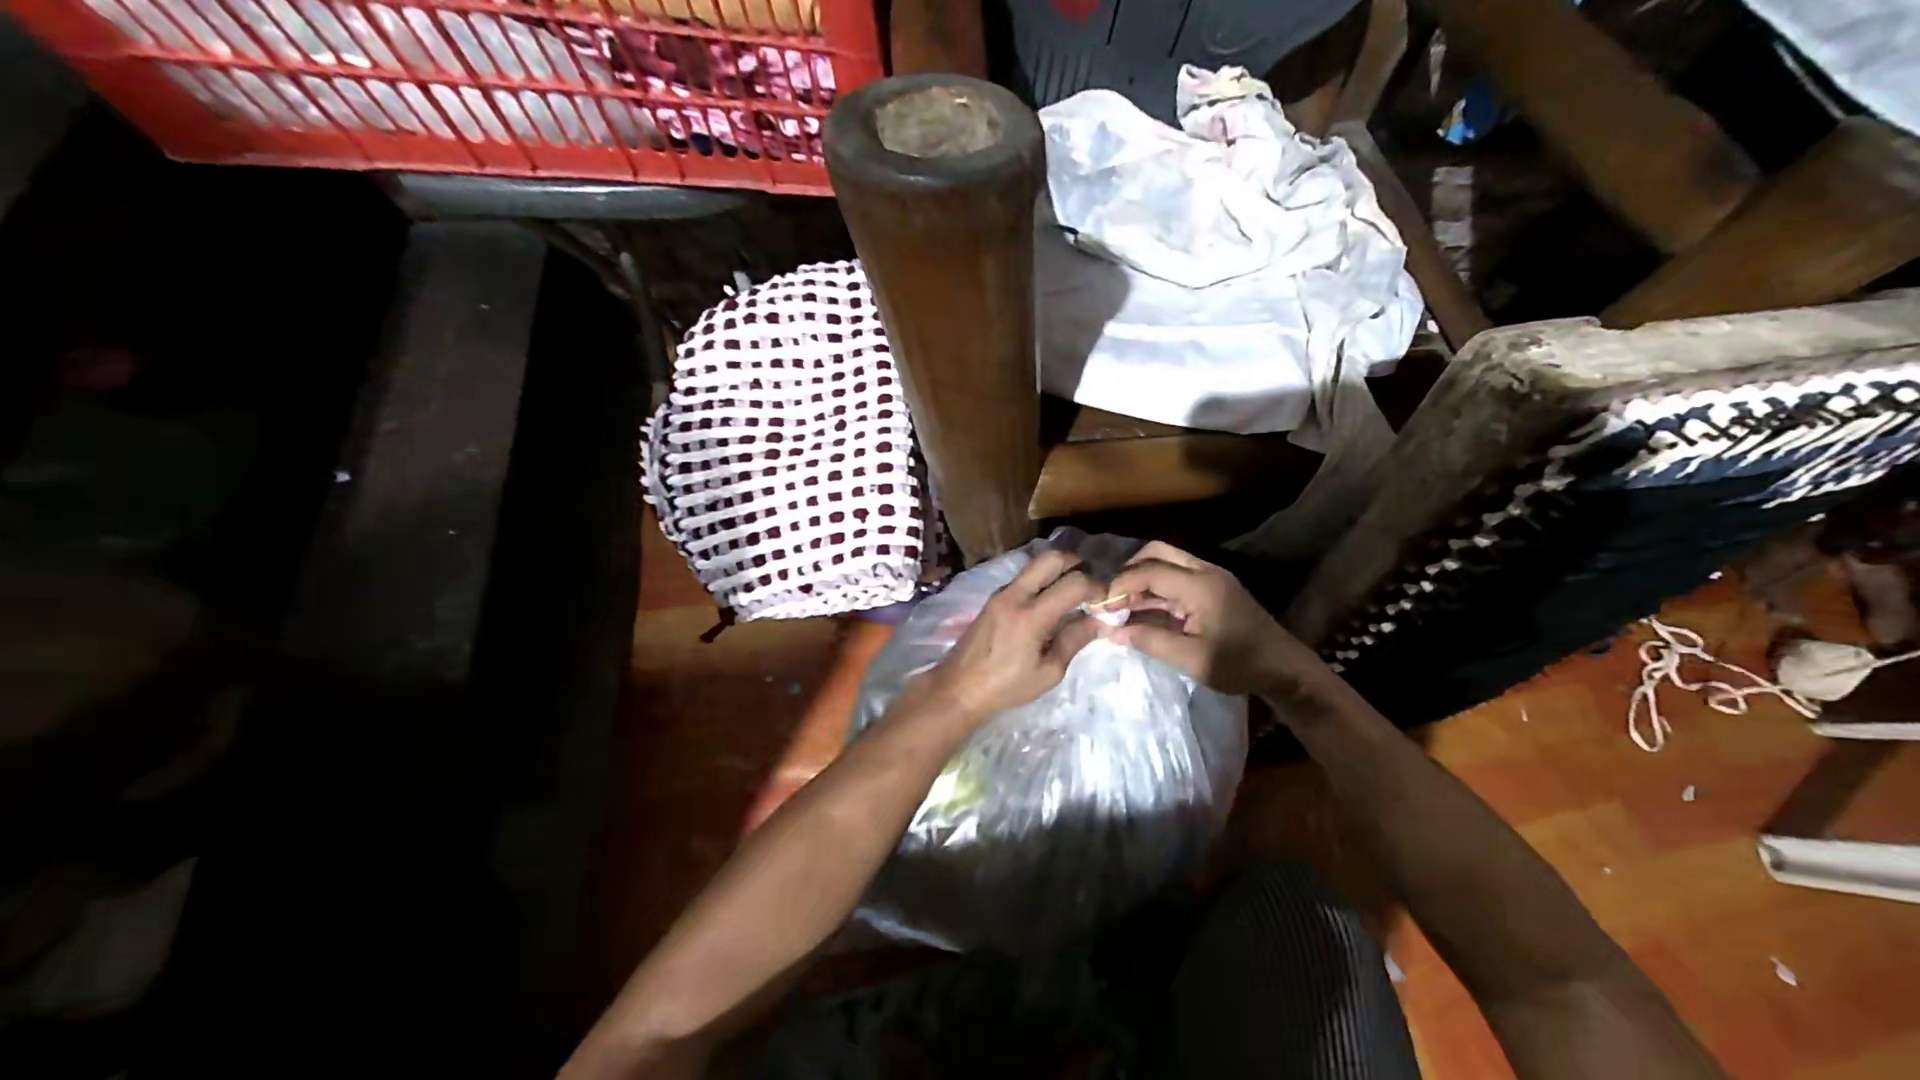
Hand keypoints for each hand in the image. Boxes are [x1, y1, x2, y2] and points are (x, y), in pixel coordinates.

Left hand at [919, 549, 1107, 720]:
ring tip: (1073, 594)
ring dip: (1058, 571)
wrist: (958, 687)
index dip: (1097, 586)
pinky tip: (1051, 603)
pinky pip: (1024, 578)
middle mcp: (1014, 595)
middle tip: (1089, 585)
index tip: (1106, 600)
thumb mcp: (1048, 672)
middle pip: (1051, 558)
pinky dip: (1042, 581)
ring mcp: (1001, 593)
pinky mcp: (993, 598)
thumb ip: (1074, 640)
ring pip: (1035, 565)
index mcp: (1030, 616)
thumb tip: (1098, 621)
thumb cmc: (1006, 687)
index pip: (1073, 583)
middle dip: (1077, 564)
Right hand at [1107, 541, 1332, 700]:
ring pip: (1167, 562)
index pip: (1149, 571)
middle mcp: (1205, 572)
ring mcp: (1211, 578)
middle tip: (1112, 598)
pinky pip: (1177, 577)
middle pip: (1157, 552)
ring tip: (1122, 607)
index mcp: (1200, 586)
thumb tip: (1112, 631)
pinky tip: (1142, 610)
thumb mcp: (1192, 659)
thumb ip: (1151, 640)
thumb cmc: (1239, 665)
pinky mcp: (1213, 589)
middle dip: (1130, 571)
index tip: (1100, 606)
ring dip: (1142, 580)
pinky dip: (1156, 588)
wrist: (1284, 669)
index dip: (1120, 585)